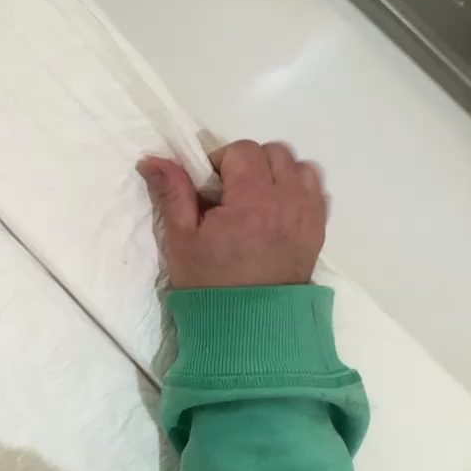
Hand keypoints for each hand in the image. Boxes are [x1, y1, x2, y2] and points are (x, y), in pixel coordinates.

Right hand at [138, 141, 326, 289]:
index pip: (243, 150)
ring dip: (275, 172)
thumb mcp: (181, 237)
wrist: (249, 319)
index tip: (207, 186)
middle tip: (227, 191)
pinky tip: (275, 208)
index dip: (220, 160)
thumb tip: (151, 160)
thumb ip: (172, 192)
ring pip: (299, 166)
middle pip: (274, 152)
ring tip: (253, 197)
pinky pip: (315, 187)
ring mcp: (308, 213)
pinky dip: (296, 187)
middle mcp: (287, 200)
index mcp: (251, 201)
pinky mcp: (318, 226)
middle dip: (247, 162)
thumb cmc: (208, 279)